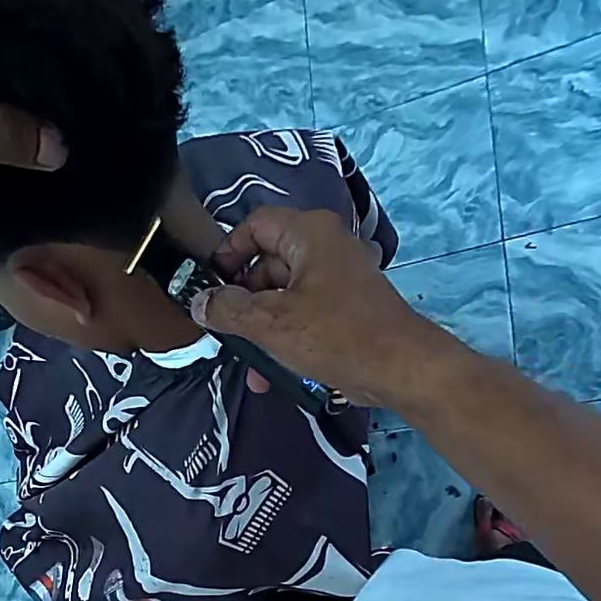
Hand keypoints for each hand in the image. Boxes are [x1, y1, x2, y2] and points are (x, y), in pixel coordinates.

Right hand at [194, 207, 458, 405]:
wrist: (400, 368)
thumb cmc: (336, 335)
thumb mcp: (272, 323)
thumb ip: (230, 310)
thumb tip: (200, 302)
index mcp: (309, 235)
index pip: (255, 225)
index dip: (228, 252)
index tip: (210, 286)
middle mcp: (325, 249)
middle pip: (268, 264)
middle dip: (243, 302)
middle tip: (225, 331)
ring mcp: (338, 280)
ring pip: (284, 297)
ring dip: (262, 331)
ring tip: (249, 365)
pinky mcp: (346, 311)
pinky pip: (305, 316)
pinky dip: (286, 339)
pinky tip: (271, 375)